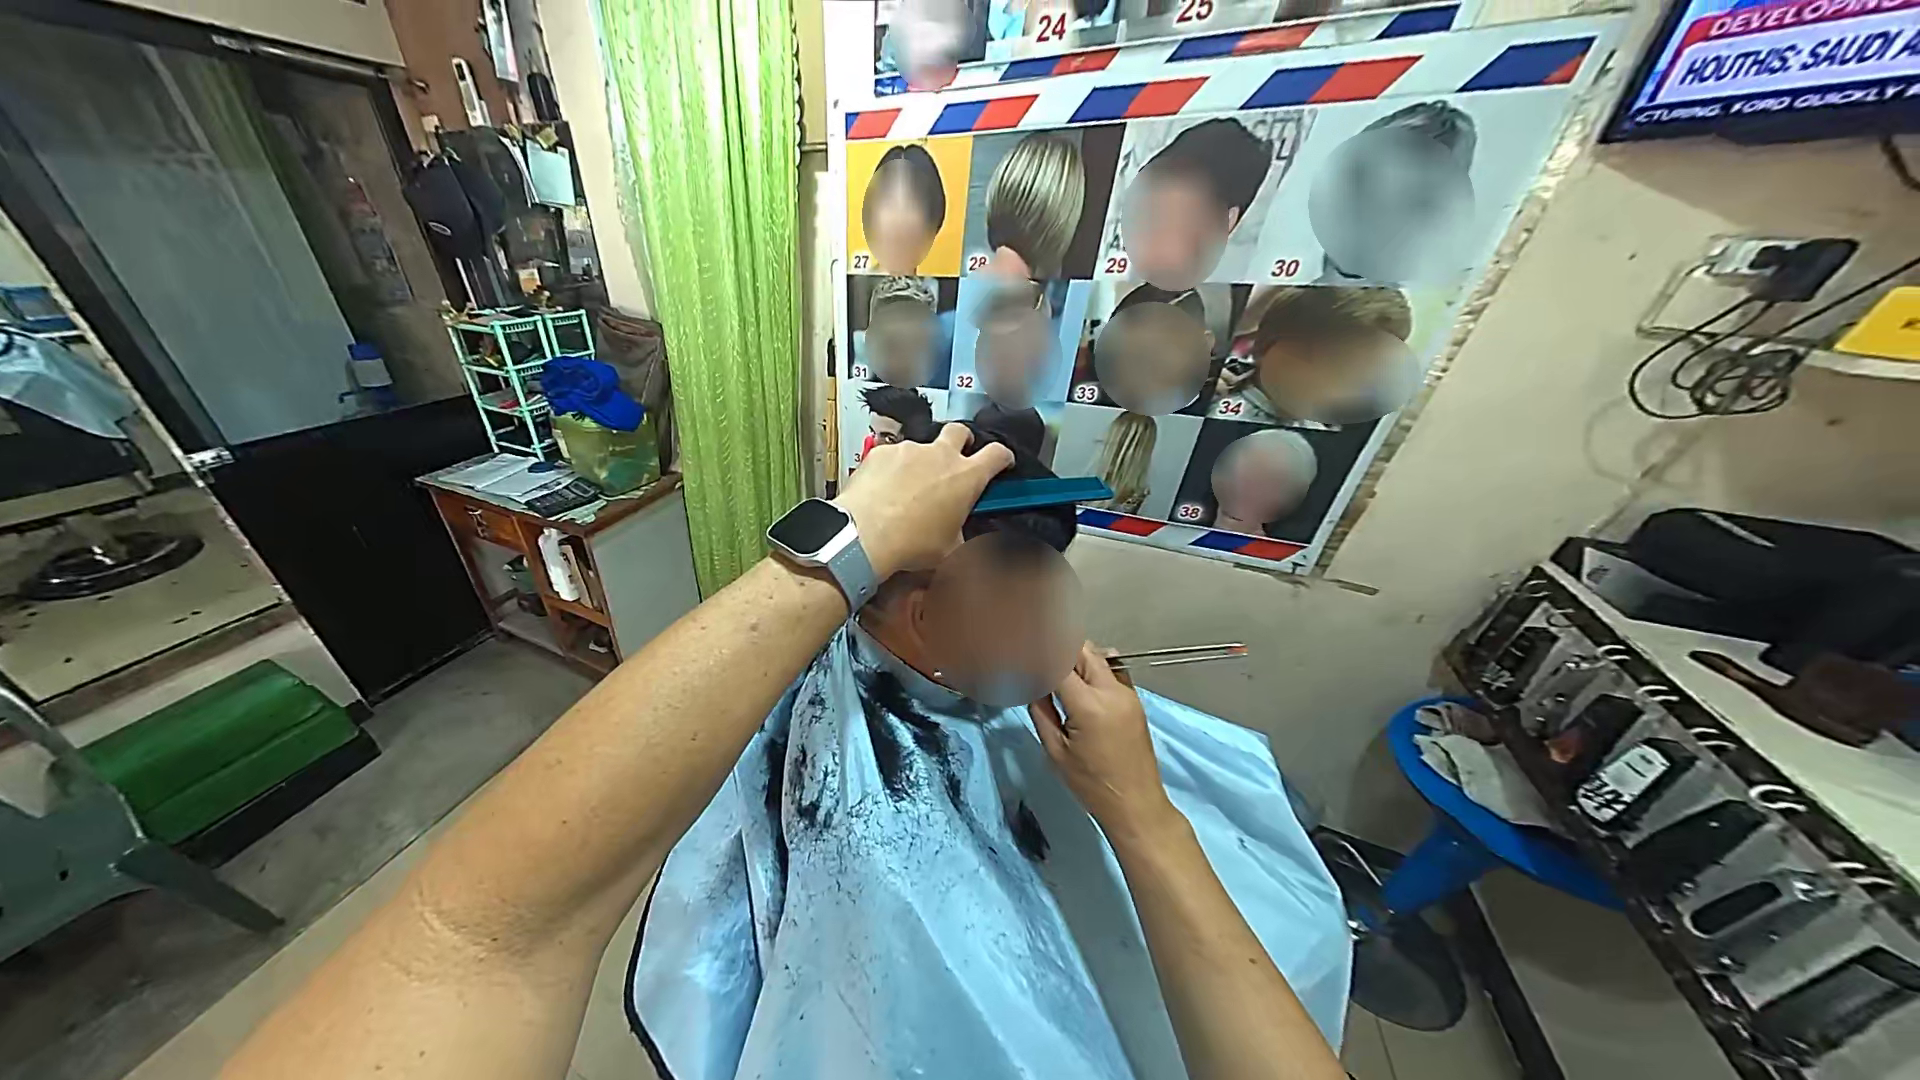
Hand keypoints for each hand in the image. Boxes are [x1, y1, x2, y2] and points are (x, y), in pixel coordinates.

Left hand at [833, 422, 1012, 577]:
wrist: (865, 535)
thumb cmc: (912, 544)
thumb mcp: (949, 549)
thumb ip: (961, 534)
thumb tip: (962, 537)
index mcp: (966, 476)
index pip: (997, 453)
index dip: (1003, 456)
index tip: (1002, 462)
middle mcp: (940, 454)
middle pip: (960, 431)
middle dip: (962, 441)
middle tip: (956, 459)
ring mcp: (909, 449)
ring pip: (923, 445)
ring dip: (922, 460)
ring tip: (910, 485)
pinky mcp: (881, 452)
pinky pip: (893, 454)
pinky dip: (893, 467)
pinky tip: (884, 487)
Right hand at [1028, 644, 1181, 845]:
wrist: (1136, 804)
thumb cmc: (1092, 785)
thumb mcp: (1056, 750)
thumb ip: (1041, 710)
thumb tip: (1031, 682)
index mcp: (1089, 705)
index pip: (1058, 663)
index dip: (1037, 656)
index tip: (1021, 655)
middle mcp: (1111, 691)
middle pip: (1081, 650)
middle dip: (1056, 650)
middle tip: (1037, 661)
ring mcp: (1127, 693)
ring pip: (1098, 655)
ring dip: (1075, 656)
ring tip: (1056, 671)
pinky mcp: (1134, 699)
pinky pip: (1111, 669)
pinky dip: (1093, 666)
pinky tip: (1079, 681)